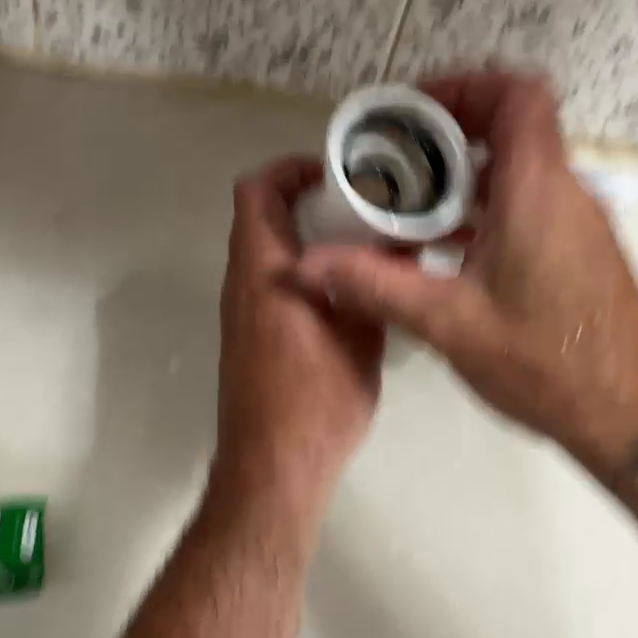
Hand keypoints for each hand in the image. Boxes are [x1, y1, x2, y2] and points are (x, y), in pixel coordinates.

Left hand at [215, 157, 384, 518]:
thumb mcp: (361, 333)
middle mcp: (243, 281)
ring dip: (307, 235)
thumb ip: (372, 283)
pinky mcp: (250, 335)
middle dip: (310, 200)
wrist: (274, 467)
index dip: (291, 169)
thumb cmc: (318, 397)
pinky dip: (303, 267)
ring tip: (365, 241)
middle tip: (364, 205)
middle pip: (262, 215)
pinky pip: (271, 280)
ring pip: (267, 249)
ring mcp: (242, 309)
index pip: (257, 190)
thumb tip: (395, 245)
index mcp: (264, 268)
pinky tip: (350, 288)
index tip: (338, 175)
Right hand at [294, 72, 637, 481]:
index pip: (517, 94)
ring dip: (459, 177)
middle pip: (510, 126)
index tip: (413, 110)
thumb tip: (306, 265)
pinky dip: (480, 210)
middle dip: (446, 133)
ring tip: (402, 205)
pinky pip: (525, 206)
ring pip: (514, 170)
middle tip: (392, 158)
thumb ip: (374, 284)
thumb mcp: (449, 324)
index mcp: (536, 189)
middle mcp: (562, 192)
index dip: (465, 84)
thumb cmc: (549, 363)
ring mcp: (575, 223)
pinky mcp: (577, 252)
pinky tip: (438, 251)